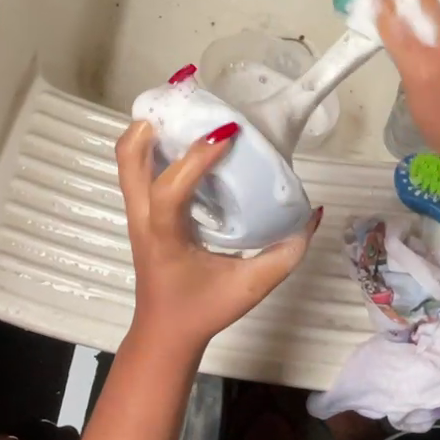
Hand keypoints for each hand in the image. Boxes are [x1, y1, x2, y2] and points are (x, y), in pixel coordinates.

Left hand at [114, 120, 318, 351]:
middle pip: (129, 159)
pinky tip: (184, 140)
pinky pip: (136, 170)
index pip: (168, 190)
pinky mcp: (141, 212)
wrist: (165, 331)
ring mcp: (137, 214)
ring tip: (185, 115)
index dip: (195, 159)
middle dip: (154, 125)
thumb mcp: (251, 286)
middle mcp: (143, 219)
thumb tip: (312, 215)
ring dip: (150, 131)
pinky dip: (153, 146)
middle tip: (190, 108)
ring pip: (127, 160)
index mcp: (165, 238)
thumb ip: (286, 254)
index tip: (227, 134)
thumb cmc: (204, 309)